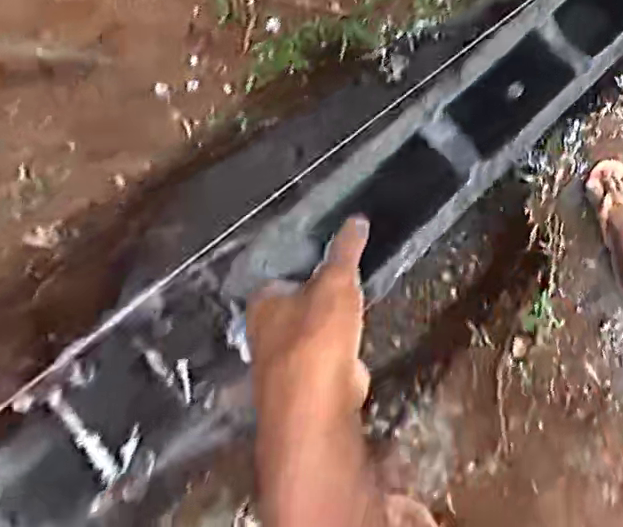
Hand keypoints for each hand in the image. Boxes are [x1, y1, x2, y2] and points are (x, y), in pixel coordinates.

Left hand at [249, 216, 379, 526]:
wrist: (316, 403)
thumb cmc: (317, 334)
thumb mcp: (337, 280)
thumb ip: (346, 249)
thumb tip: (356, 218)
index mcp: (263, 303)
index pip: (279, 270)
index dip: (304, 255)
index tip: (330, 242)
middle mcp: (265, 330)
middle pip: (294, 297)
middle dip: (318, 283)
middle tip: (348, 262)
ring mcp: (285, 358)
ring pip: (310, 322)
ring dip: (330, 311)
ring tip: (358, 287)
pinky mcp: (308, 378)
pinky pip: (326, 344)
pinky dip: (341, 333)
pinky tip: (359, 323)